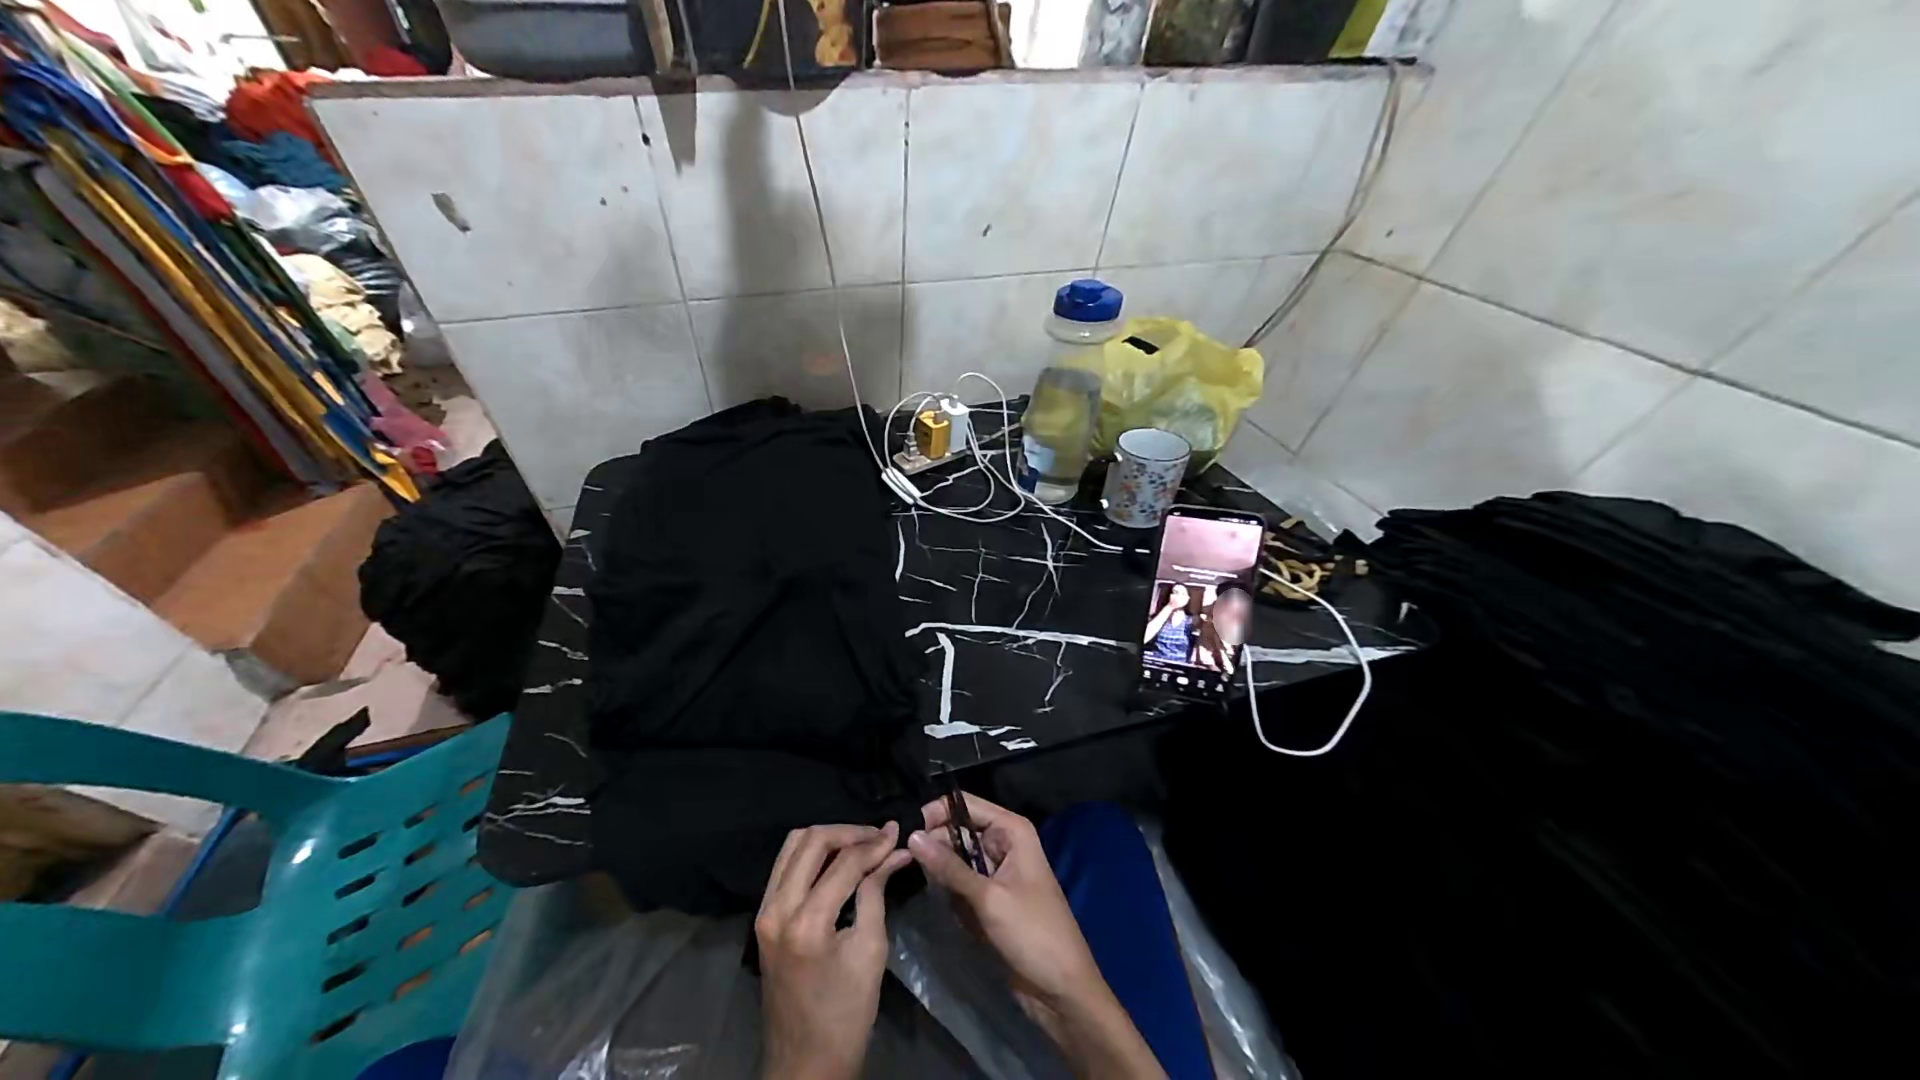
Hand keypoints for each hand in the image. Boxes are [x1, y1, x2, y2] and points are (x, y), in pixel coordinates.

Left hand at [757, 822, 911, 1079]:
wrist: (804, 1063)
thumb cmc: (846, 1014)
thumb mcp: (871, 950)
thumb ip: (876, 892)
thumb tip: (896, 852)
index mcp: (806, 924)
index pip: (844, 863)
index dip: (874, 843)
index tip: (898, 832)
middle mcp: (776, 910)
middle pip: (810, 841)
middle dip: (848, 832)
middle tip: (879, 835)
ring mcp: (764, 912)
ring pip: (792, 846)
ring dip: (827, 838)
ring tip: (860, 843)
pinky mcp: (762, 917)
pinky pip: (784, 866)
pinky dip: (811, 854)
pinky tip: (837, 860)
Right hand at [910, 796, 1162, 1078]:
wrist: (1062, 989)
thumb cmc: (1033, 934)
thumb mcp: (988, 898)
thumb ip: (949, 867)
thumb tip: (912, 836)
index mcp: (1011, 830)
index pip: (964, 805)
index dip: (935, 813)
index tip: (905, 831)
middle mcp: (1004, 843)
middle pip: (957, 831)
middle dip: (935, 847)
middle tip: (907, 863)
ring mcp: (997, 870)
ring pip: (956, 859)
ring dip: (944, 876)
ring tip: (940, 895)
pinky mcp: (990, 896)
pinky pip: (961, 883)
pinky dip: (952, 895)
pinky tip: (954, 912)